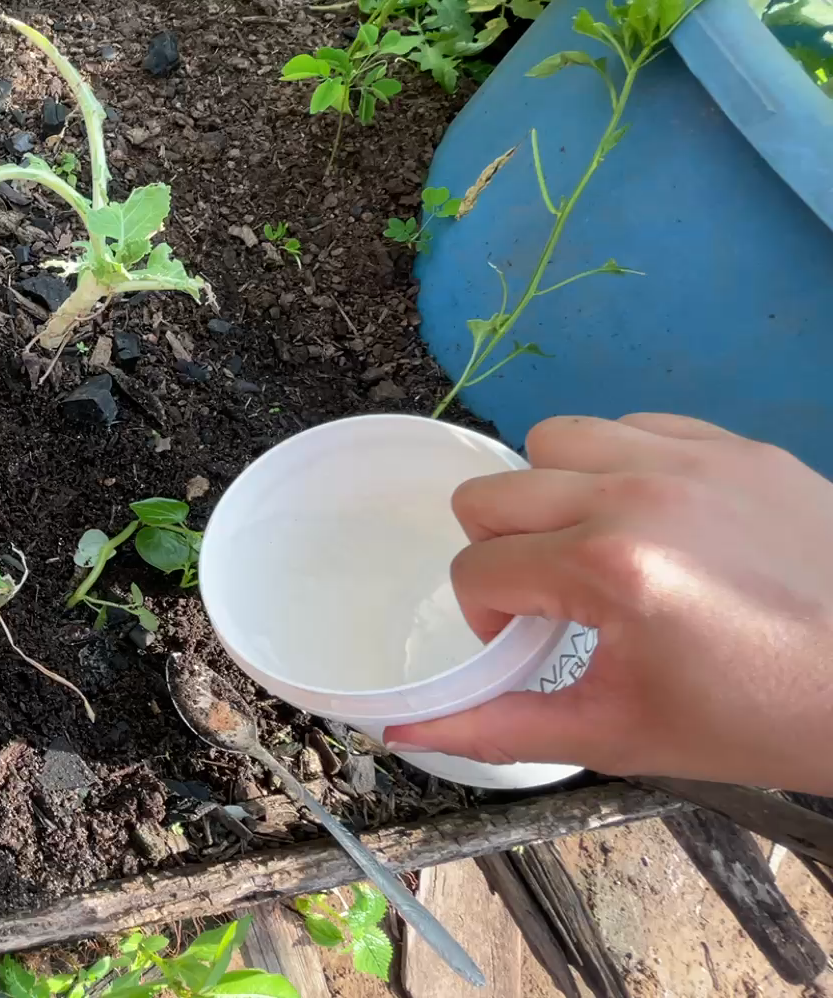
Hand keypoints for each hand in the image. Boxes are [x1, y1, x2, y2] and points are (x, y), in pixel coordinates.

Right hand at [386, 414, 832, 794]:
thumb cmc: (766, 718)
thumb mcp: (618, 734)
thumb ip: (495, 727)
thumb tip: (396, 731)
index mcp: (605, 569)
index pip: (474, 571)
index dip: (489, 617)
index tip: (536, 643)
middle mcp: (633, 497)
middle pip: (485, 497)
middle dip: (500, 551)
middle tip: (553, 593)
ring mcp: (690, 462)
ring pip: (547, 442)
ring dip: (549, 492)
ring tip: (593, 537)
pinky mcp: (735, 447)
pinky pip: (626, 427)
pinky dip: (615, 464)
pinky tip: (651, 514)